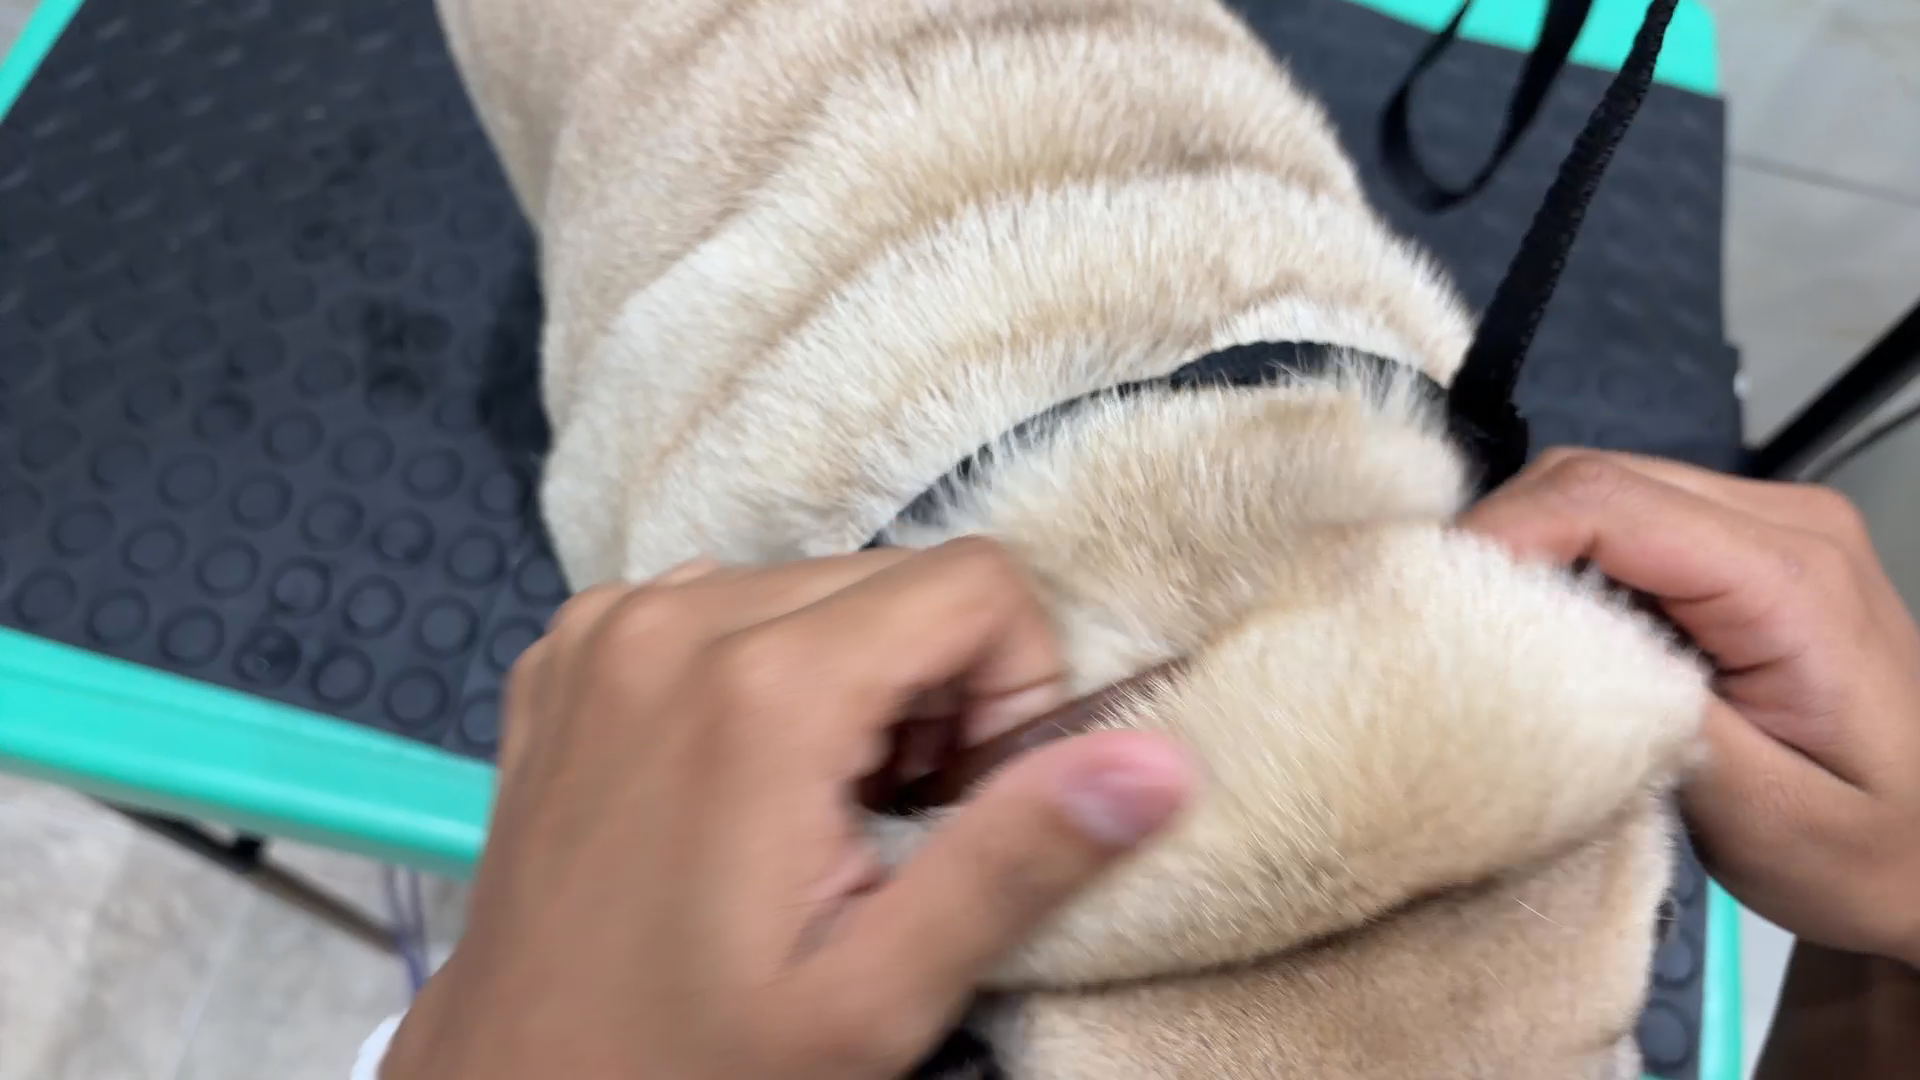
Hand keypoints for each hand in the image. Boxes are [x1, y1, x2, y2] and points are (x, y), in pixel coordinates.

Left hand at [379, 538, 1193, 1079]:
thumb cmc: (697, 1065)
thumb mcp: (882, 990)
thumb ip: (1023, 855)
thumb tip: (1160, 762)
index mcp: (766, 686)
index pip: (975, 582)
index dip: (1010, 680)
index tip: (965, 786)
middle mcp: (680, 616)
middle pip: (901, 578)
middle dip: (935, 681)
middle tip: (893, 804)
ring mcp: (618, 618)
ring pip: (825, 583)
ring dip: (859, 672)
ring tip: (817, 793)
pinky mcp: (584, 636)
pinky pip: (736, 598)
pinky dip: (776, 661)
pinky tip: (742, 762)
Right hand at [1461, 449, 1919, 967]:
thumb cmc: (1871, 850)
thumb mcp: (1772, 815)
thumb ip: (1650, 714)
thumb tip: (1528, 646)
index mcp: (1789, 577)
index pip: (1599, 502)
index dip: (1498, 534)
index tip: (1436, 599)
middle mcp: (1773, 520)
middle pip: (1580, 477)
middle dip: (1491, 535)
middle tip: (1442, 611)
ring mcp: (1751, 521)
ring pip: (1579, 485)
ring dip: (1512, 541)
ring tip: (1480, 614)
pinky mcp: (1718, 540)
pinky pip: (1597, 513)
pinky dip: (1540, 549)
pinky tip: (1531, 607)